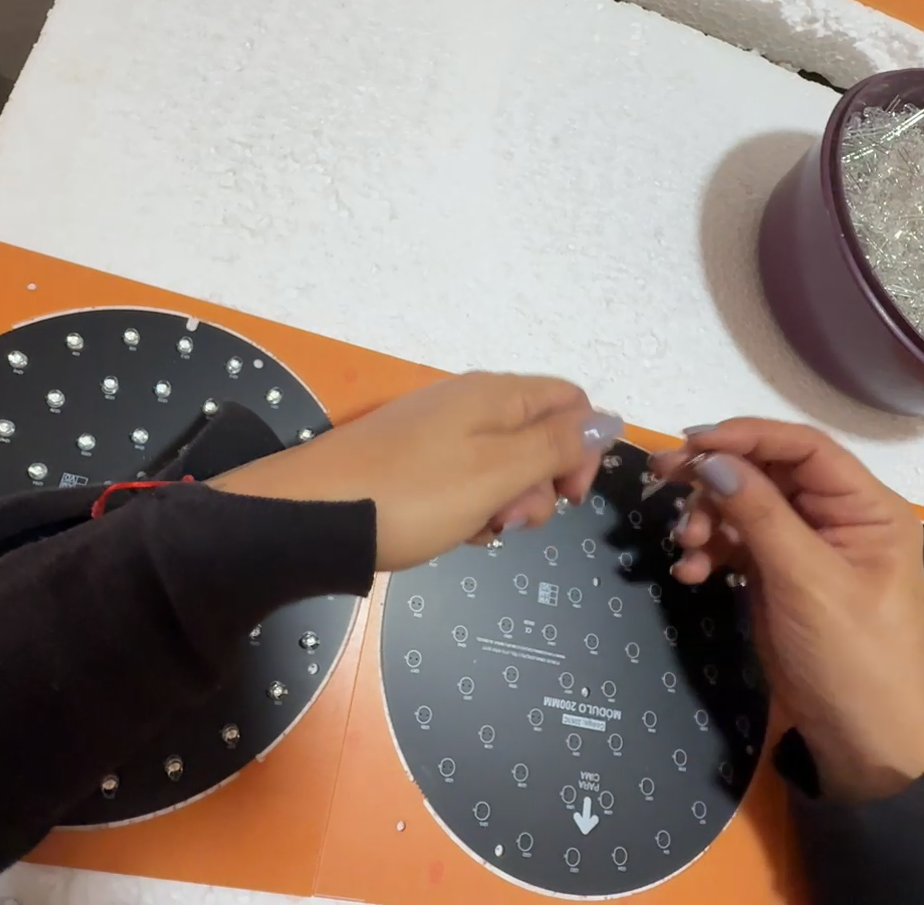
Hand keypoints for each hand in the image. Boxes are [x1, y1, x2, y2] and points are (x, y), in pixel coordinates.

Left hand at [212, 373, 621, 570]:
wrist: (314, 513)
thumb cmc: (413, 493)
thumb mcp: (496, 471)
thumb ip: (556, 445)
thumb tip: (609, 419)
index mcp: (496, 394)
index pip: (570, 401)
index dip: (583, 447)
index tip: (569, 496)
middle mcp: (471, 403)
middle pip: (539, 435)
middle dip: (540, 484)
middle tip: (510, 519)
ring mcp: (441, 431)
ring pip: (504, 464)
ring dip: (506, 502)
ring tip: (475, 528)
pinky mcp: (417, 459)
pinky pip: (468, 478)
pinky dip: (472, 506)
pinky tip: (453, 530)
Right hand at [650, 419, 923, 826]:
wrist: (860, 743)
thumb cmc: (851, 657)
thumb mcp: (805, 580)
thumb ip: (758, 512)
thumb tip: (711, 458)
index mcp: (865, 507)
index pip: (802, 447)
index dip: (746, 436)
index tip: (692, 442)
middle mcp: (835, 515)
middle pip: (764, 472)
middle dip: (714, 477)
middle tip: (662, 475)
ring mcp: (802, 544)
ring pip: (741, 504)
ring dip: (706, 519)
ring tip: (686, 547)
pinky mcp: (776, 570)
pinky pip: (734, 541)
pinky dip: (709, 551)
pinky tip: (692, 573)